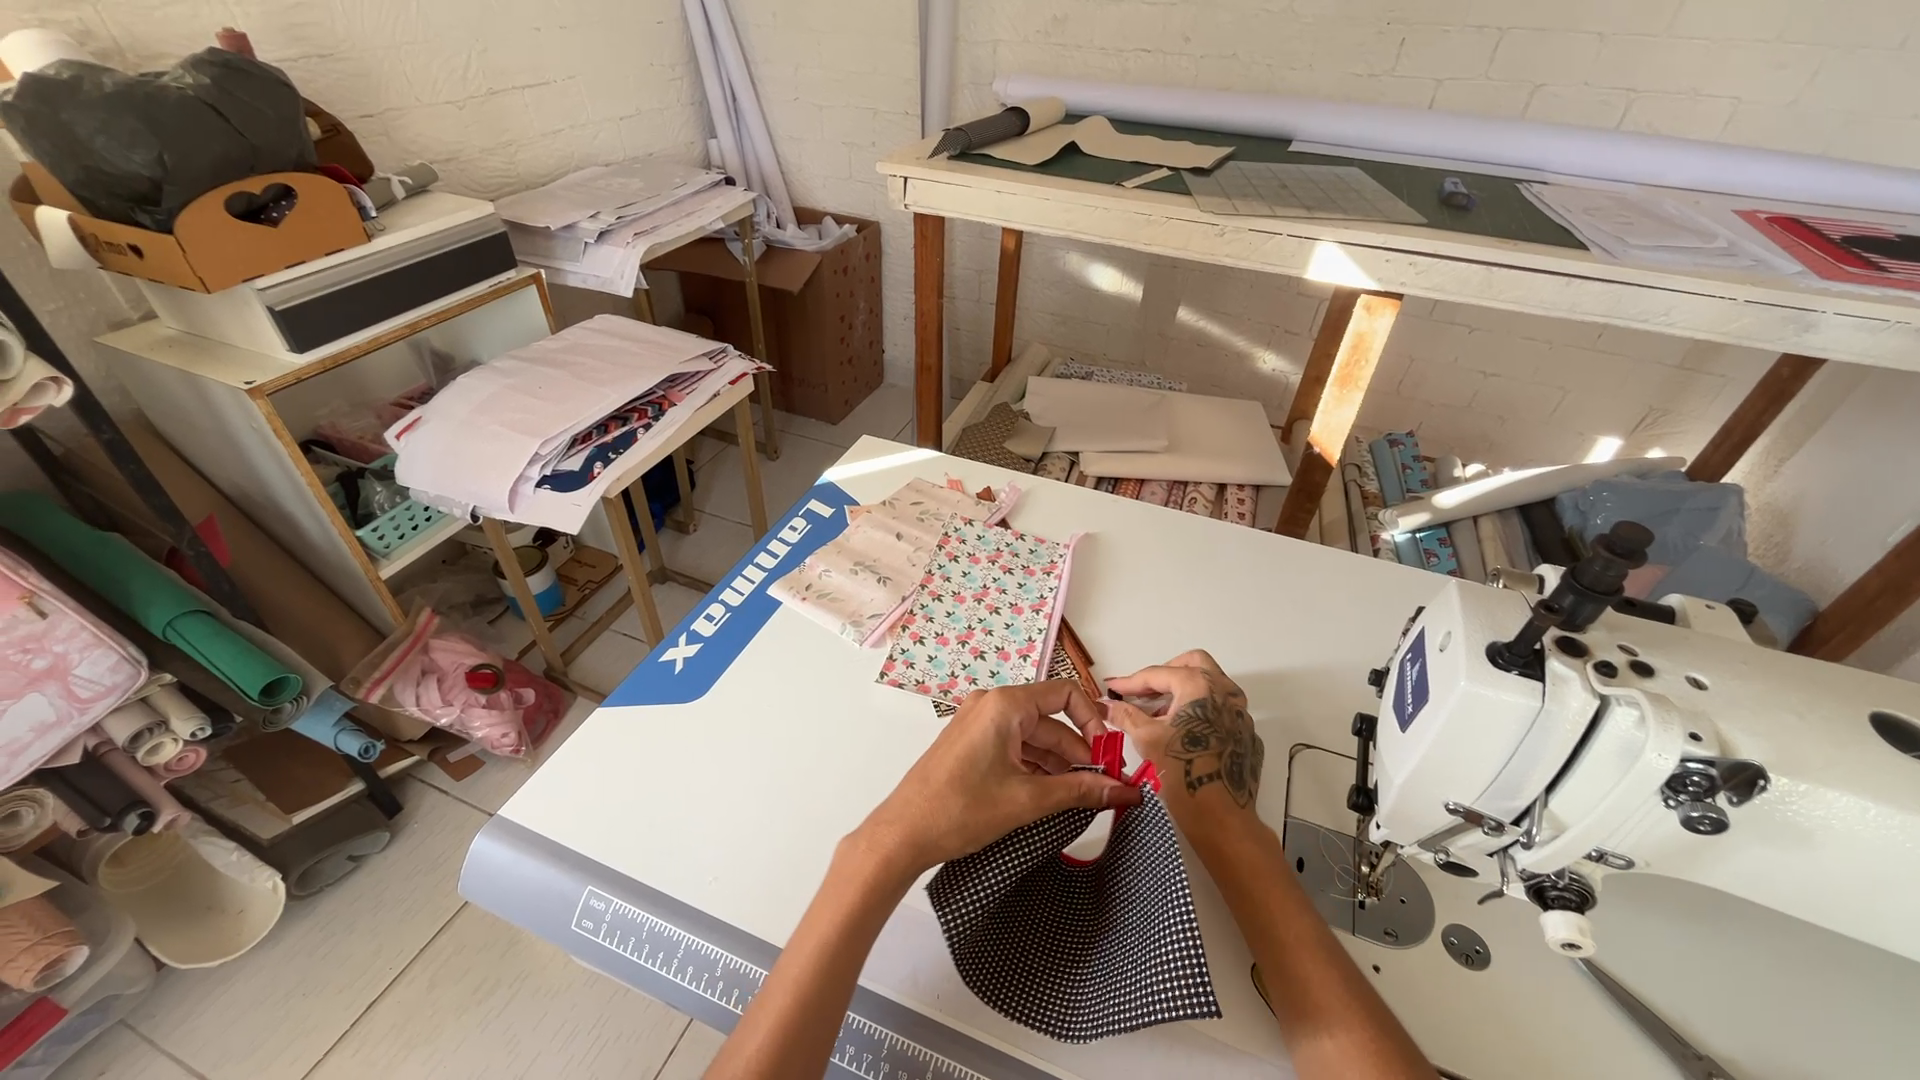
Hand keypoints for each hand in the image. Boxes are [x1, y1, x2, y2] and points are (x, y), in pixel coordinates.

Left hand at [855, 681, 1142, 873]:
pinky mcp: (973, 745)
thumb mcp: (1027, 800)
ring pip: (1034, 738)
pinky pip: (1015, 748)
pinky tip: (1055, 796)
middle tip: (1106, 787)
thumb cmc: (958, 810)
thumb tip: (1122, 790)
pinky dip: (1037, 769)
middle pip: (1051, 720)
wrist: (903, 834)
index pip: (1065, 694)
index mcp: (1004, 705)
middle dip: (1080, 753)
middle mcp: (992, 706)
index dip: (1093, 722)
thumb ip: (1079, 791)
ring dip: (1060, 765)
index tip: (1109, 755)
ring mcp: (979, 725)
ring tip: (1084, 798)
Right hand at [1103, 650, 1264, 813]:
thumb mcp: (1147, 739)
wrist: (1222, 817)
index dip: (1130, 682)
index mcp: (1200, 685)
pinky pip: (1220, 710)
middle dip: (1165, 674)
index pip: (1158, 674)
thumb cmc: (1185, 772)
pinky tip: (1182, 733)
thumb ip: (1126, 714)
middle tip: (1143, 691)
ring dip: (1182, 692)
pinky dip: (1199, 712)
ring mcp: (1240, 713)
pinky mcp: (1245, 734)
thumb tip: (1107, 704)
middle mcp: (1225, 692)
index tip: (1113, 687)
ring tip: (1157, 713)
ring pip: (1210, 686)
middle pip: (1192, 665)